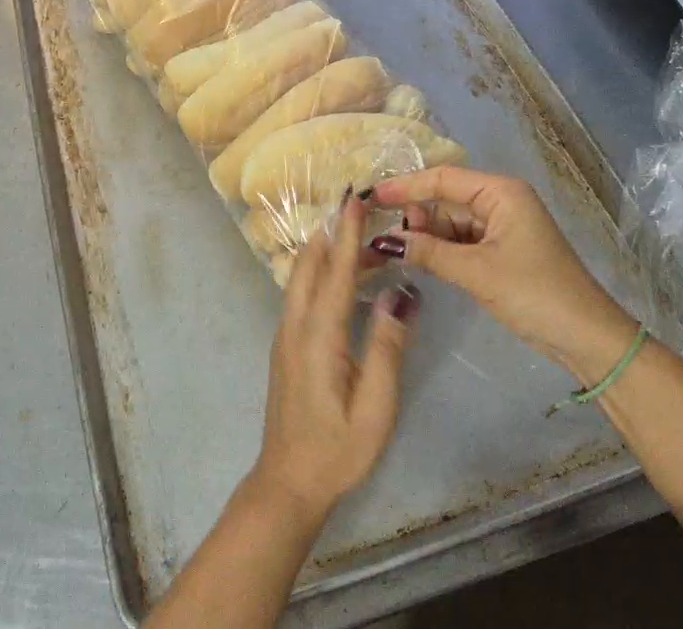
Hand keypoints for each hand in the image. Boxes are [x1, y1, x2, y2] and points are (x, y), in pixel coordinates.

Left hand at [253, 193, 420, 517]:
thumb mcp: (375, 407)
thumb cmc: (338, 450)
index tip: (355, 199)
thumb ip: (385, 349)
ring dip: (326, 253)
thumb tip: (396, 295)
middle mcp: (295, 328)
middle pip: (309, 267)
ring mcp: (285, 337)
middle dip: (332, 233)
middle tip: (359, 209)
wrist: (288, 482)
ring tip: (359, 237)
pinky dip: (319, 274)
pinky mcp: (286, 348)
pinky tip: (340, 277)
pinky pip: (301, 296)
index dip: (346, 234)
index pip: (334, 273)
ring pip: (301, 280)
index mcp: (318, 338)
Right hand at [366, 166, 638, 384]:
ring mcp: (502, 228)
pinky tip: (415, 260)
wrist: (586, 336)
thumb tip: (384, 241)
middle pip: (445, 199)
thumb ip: (429, 252)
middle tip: (375, 234)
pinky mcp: (501, 252)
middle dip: (412, 216)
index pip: (443, 178)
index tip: (368, 197)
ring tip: (386, 251)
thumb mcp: (477, 272)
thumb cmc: (535, 293)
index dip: (404, 186)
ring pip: (450, 223)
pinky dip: (439, 251)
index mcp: (501, 193)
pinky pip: (461, 243)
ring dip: (423, 237)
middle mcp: (501, 202)